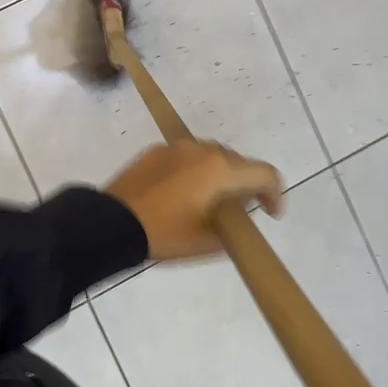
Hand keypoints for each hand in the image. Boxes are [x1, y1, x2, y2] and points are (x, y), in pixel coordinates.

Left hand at [103, 141, 283, 260]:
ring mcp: (174, 147)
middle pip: (237, 161)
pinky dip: (194, 171)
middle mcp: (201, 149)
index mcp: (221, 168)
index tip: (271, 214)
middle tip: (241, 210)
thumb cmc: (166, 233)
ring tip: (212, 200)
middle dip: (245, 183)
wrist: (112, 222)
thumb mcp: (210, 239)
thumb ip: (237, 222)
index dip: (275, 193)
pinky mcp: (152, 151)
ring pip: (210, 156)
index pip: (264, 173)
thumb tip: (240, 210)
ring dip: (219, 174)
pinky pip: (185, 157)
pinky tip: (183, 193)